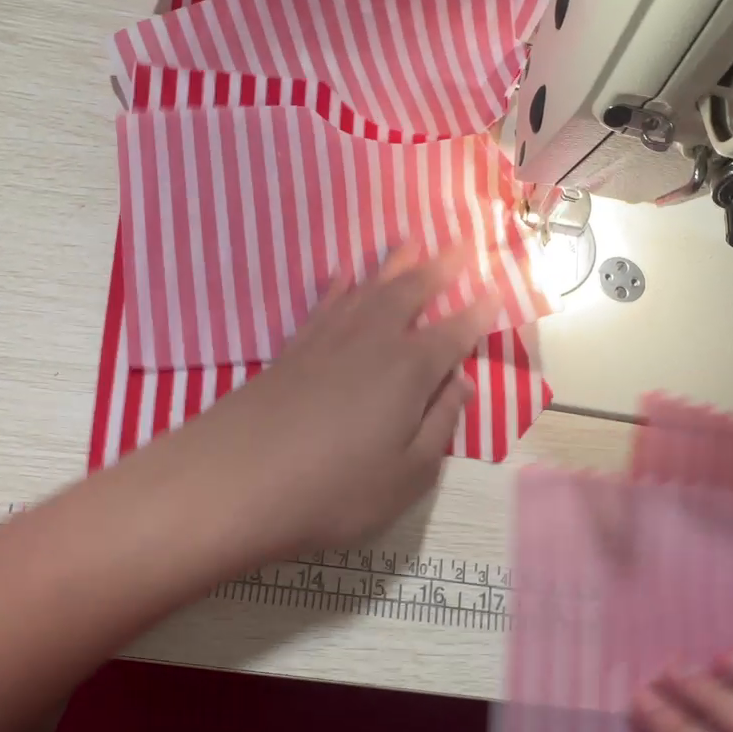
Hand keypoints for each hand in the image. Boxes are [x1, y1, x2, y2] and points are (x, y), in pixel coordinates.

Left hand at [151, 246, 497, 557]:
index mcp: (410, 370)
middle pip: (412, 292)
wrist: (236, 480)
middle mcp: (372, 340)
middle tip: (460, 242)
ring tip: (410, 241)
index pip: (455, 332)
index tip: (496, 291)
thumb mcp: (408, 475)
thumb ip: (441, 425)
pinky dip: (339, 283)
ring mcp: (327, 339)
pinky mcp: (292, 349)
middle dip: (440, 267)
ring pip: (368, 287)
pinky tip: (344, 272)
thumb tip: (463, 384)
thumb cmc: (335, 490)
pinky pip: (324, 301)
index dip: (479, 313)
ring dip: (393, 263)